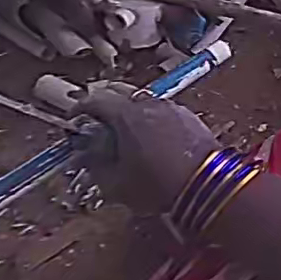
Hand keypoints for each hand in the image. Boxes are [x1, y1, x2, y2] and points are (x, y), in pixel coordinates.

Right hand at [76, 84, 218, 212]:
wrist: (207, 184)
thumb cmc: (158, 185)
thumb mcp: (115, 183)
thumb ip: (95, 165)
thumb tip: (85, 155)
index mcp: (126, 115)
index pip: (95, 100)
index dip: (79, 108)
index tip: (73, 117)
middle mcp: (149, 104)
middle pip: (120, 94)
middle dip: (104, 105)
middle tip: (96, 122)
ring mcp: (172, 107)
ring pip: (143, 101)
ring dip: (129, 111)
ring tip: (124, 132)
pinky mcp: (189, 116)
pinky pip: (162, 111)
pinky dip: (151, 118)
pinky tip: (151, 137)